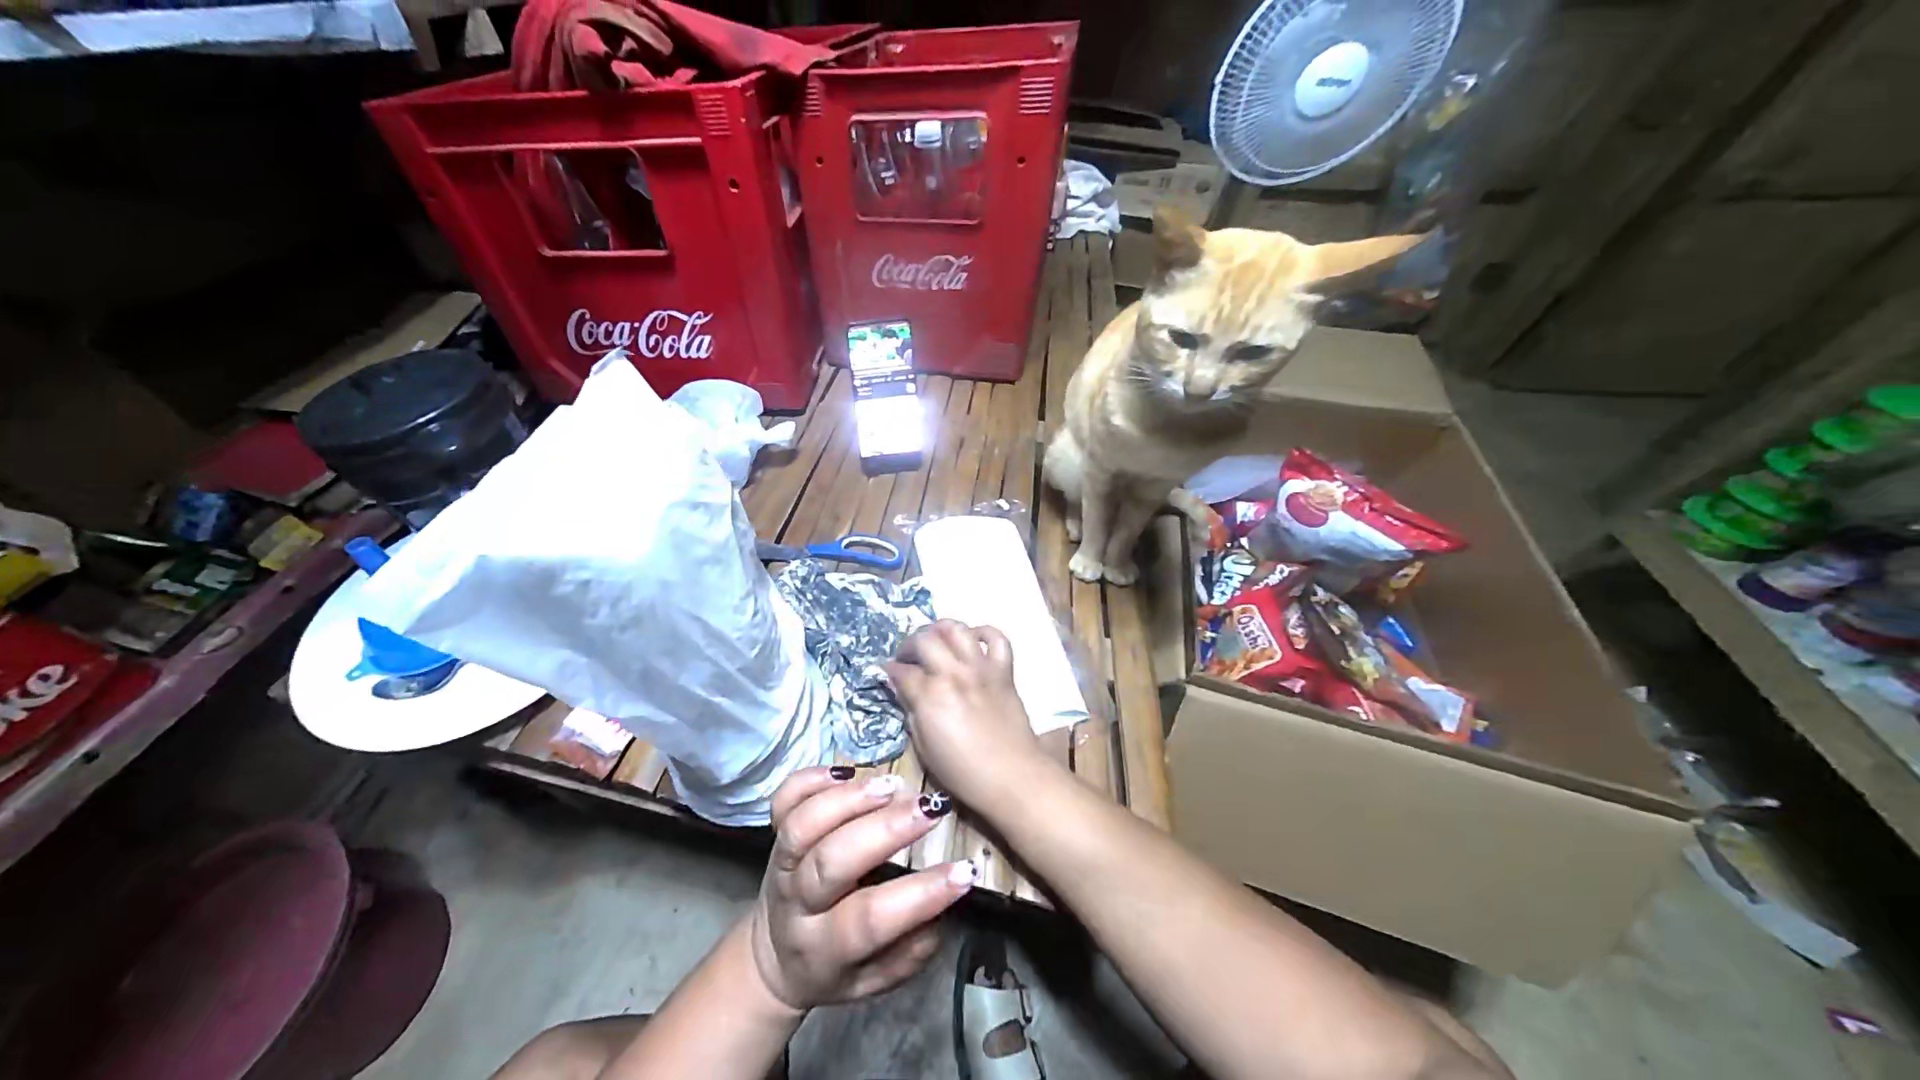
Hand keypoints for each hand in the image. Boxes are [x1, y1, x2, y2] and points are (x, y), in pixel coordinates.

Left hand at [747, 766, 977, 1011]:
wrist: (773, 957)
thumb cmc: (838, 967)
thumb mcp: (876, 980)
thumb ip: (912, 950)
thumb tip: (947, 904)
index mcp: (825, 946)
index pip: (868, 919)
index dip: (919, 895)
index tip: (964, 870)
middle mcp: (796, 902)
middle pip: (830, 862)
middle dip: (884, 830)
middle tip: (930, 808)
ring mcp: (780, 863)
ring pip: (802, 826)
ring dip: (850, 800)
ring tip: (893, 784)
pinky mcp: (772, 833)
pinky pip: (782, 800)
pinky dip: (809, 779)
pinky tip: (847, 771)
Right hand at [886, 620, 1053, 810]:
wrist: (1011, 775)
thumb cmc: (962, 771)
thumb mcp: (923, 747)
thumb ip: (912, 713)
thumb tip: (904, 693)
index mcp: (930, 694)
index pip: (901, 671)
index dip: (889, 670)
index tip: (886, 673)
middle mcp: (954, 673)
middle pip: (925, 640)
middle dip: (909, 645)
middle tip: (907, 658)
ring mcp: (981, 668)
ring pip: (957, 630)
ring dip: (941, 629)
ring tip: (936, 641)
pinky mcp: (1004, 671)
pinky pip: (997, 639)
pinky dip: (984, 633)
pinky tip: (973, 641)